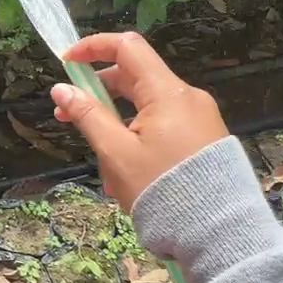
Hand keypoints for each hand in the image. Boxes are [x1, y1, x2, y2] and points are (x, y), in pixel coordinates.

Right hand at [50, 31, 229, 209]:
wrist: (221, 235)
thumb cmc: (162, 187)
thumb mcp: (116, 152)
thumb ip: (87, 115)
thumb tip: (61, 89)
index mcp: (167, 92)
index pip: (127, 47)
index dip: (93, 47)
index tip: (66, 63)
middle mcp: (187, 97)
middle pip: (134, 77)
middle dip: (97, 94)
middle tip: (68, 117)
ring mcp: (199, 119)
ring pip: (146, 106)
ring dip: (115, 124)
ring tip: (103, 166)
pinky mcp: (205, 140)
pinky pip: (163, 126)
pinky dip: (137, 137)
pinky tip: (127, 174)